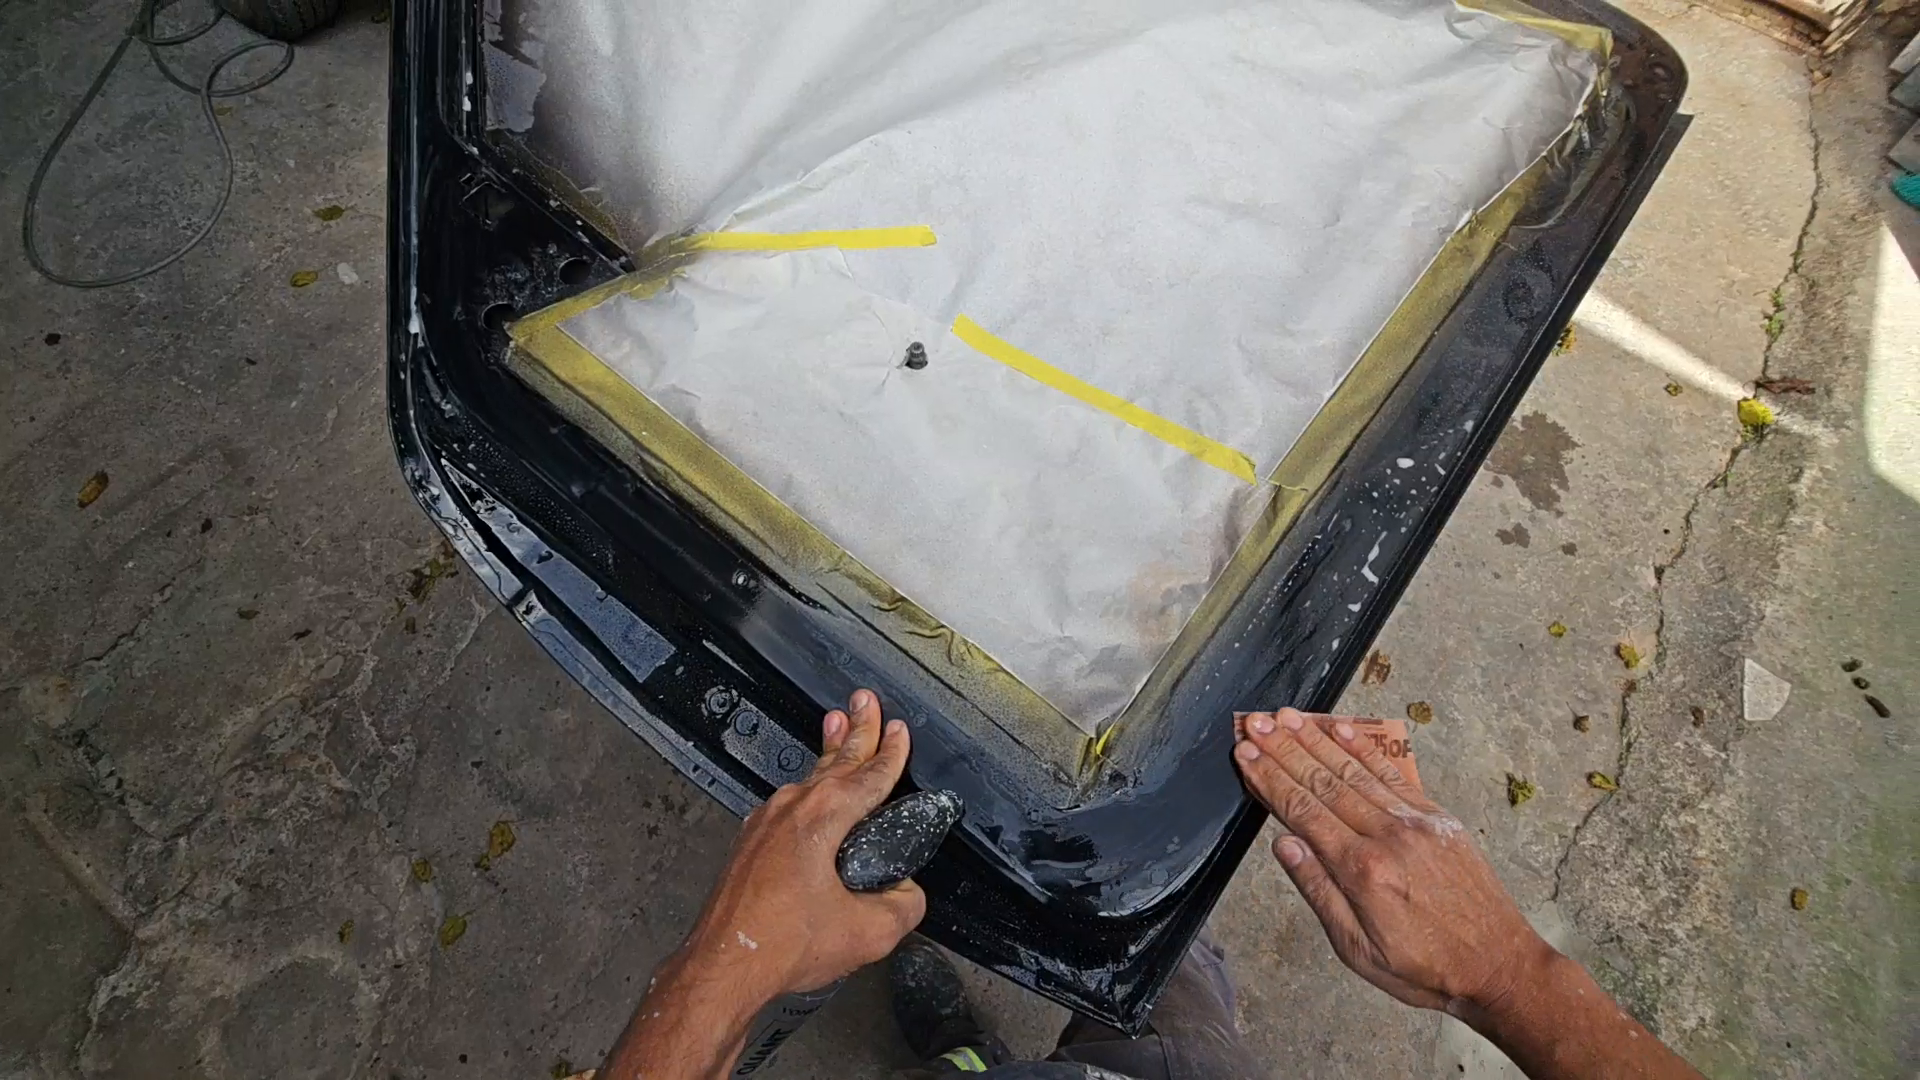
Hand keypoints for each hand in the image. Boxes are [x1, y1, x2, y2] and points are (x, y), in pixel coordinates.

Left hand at [679, 688, 926, 996]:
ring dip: (832, 748)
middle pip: (839, 758)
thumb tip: (908, 893)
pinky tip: (810, 784)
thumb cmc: (780, 945)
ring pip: (812, 775)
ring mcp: (768, 819)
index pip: (872, 775)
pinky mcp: (752, 839)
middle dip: (859, 727)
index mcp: (825, 815)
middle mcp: (795, 806)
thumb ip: (903, 906)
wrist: (721, 966)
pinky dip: (809, 781)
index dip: (892, 751)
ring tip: (838, 722)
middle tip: (865, 699)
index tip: (899, 730)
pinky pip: (791, 798)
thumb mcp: (867, 933)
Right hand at [1232, 709, 1552, 1015]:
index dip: (1268, 778)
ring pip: (1352, 770)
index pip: (1301, 810)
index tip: (1244, 752)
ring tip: (1284, 716)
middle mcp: (1386, 837)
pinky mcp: (1436, 817)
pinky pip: (1391, 773)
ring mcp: (1413, 822)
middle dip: (1282, 748)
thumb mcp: (1359, 950)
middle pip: (1321, 781)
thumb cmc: (1426, 969)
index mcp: (1361, 871)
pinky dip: (1362, 748)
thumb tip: (1284, 844)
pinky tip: (1338, 727)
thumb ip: (1319, 892)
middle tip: (1254, 721)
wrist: (1504, 970)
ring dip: (1313, 739)